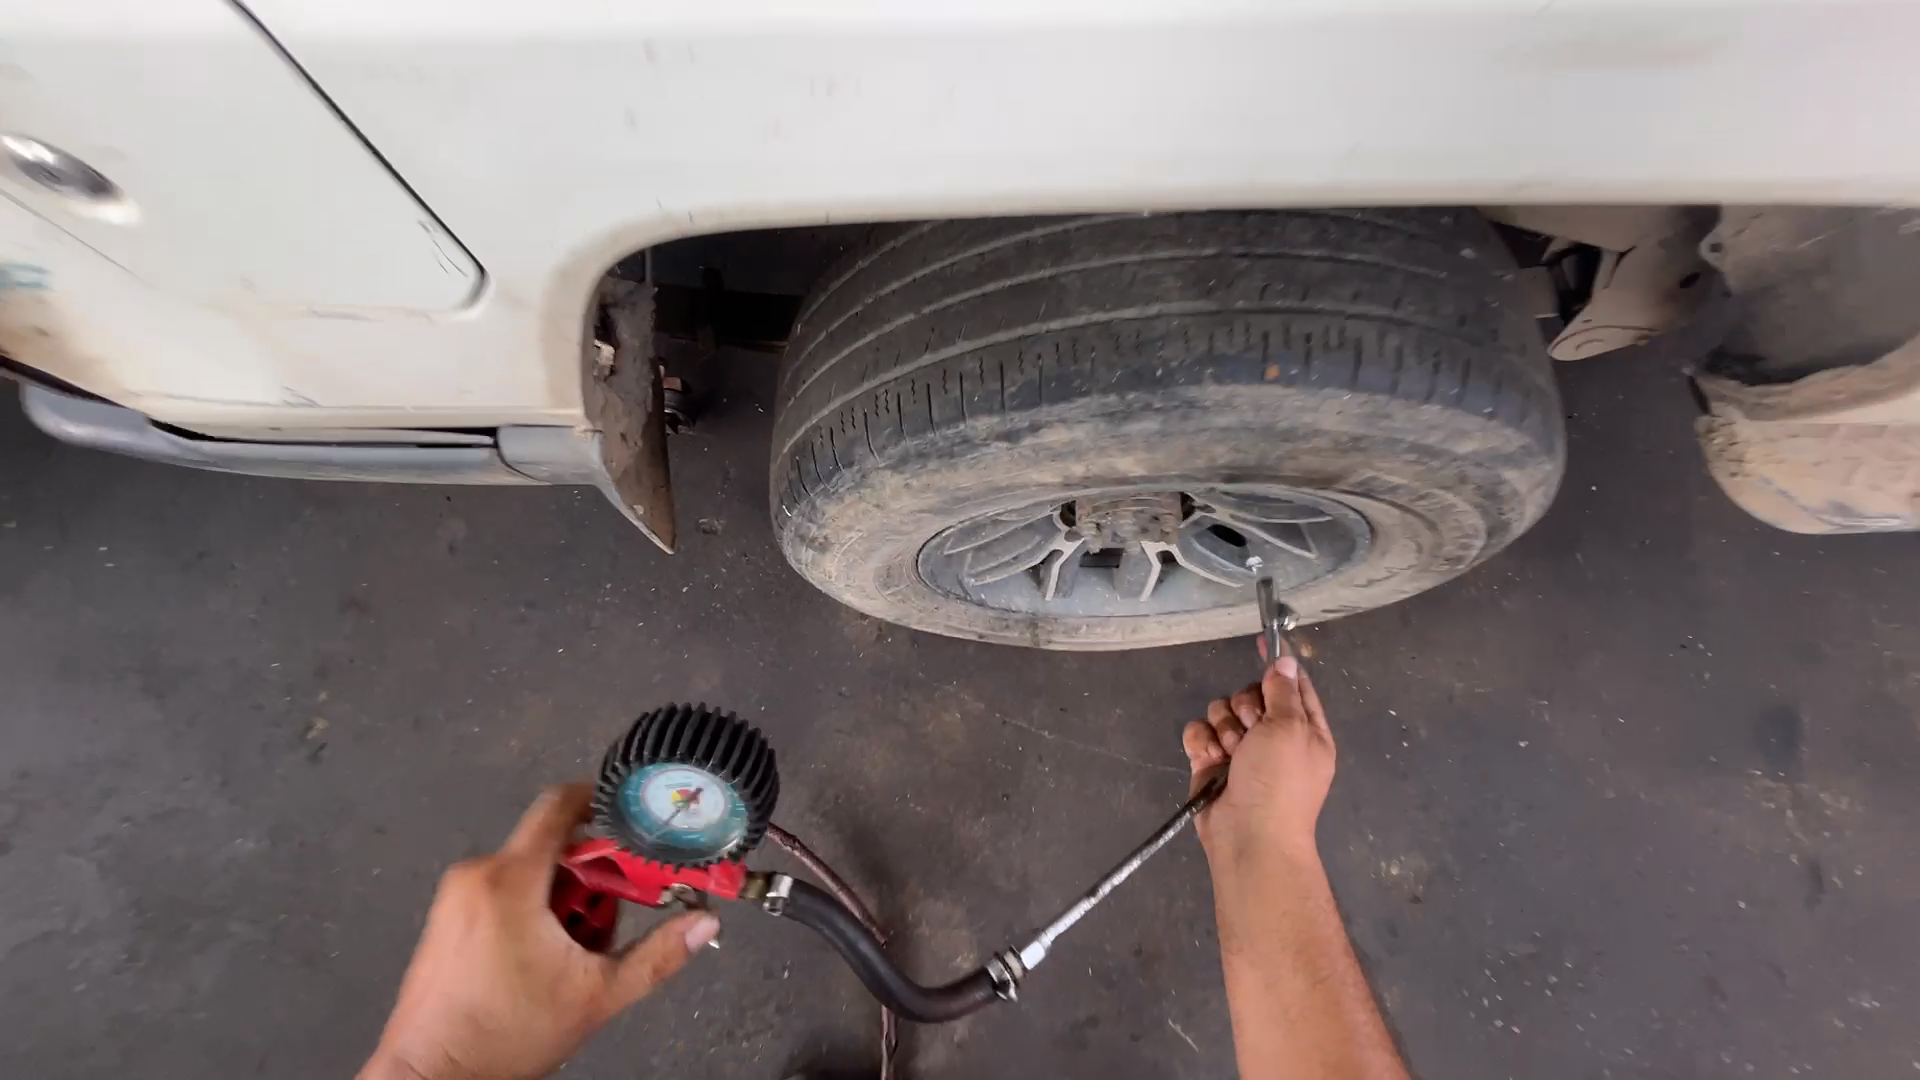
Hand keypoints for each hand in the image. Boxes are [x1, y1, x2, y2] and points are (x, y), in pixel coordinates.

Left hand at [360, 785, 720, 1079]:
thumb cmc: (505, 1038)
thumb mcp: (597, 997)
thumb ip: (658, 955)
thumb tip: (706, 923)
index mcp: (510, 879)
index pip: (560, 803)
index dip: (601, 798)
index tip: (633, 818)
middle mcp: (478, 874)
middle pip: (556, 843)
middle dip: (593, 870)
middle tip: (613, 908)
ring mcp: (457, 895)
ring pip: (534, 866)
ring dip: (567, 891)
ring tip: (578, 941)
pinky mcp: (447, 916)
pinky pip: (507, 885)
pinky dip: (537, 904)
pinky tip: (547, 949)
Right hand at [1182, 655, 1334, 860]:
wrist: (1248, 834)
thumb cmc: (1280, 781)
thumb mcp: (1291, 729)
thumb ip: (1283, 691)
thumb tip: (1286, 661)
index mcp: (1305, 730)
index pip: (1293, 685)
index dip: (1279, 665)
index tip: (1263, 642)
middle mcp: (1272, 737)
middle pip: (1249, 694)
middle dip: (1244, 707)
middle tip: (1251, 729)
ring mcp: (1239, 750)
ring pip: (1220, 711)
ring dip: (1223, 729)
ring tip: (1231, 754)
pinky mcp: (1209, 761)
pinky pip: (1198, 732)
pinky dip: (1201, 743)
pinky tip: (1210, 760)